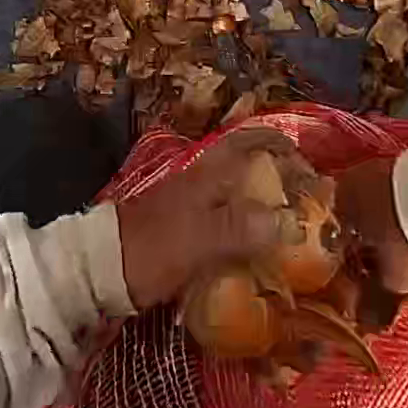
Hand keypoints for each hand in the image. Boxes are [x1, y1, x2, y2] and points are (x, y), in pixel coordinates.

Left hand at [115, 127, 296, 309]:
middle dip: (271, 172)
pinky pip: (221, 217)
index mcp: (205, 173)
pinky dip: (241, 224)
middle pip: (241, 165)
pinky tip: (254, 245)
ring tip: (286, 220)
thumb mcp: (200, 239)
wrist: (105, 268)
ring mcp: (188, 202)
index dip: (271, 140)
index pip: (243, 142)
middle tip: (302, 192)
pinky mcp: (181, 225)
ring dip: (258, 199)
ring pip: (232, 191)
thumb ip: (239, 228)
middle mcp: (199, 179)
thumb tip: (285, 220)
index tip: (300, 151)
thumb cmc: (155, 247)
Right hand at [335, 155, 407, 294]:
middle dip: (364, 241)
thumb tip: (361, 324)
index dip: (339, 256)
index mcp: (340, 198)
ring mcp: (386, 168)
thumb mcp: (394, 279)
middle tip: (375, 268)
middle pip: (354, 215)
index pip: (329, 230)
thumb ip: (373, 301)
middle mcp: (356, 176)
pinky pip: (400, 197)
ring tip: (399, 254)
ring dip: (385, 227)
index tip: (349, 276)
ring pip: (378, 204)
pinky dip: (404, 215)